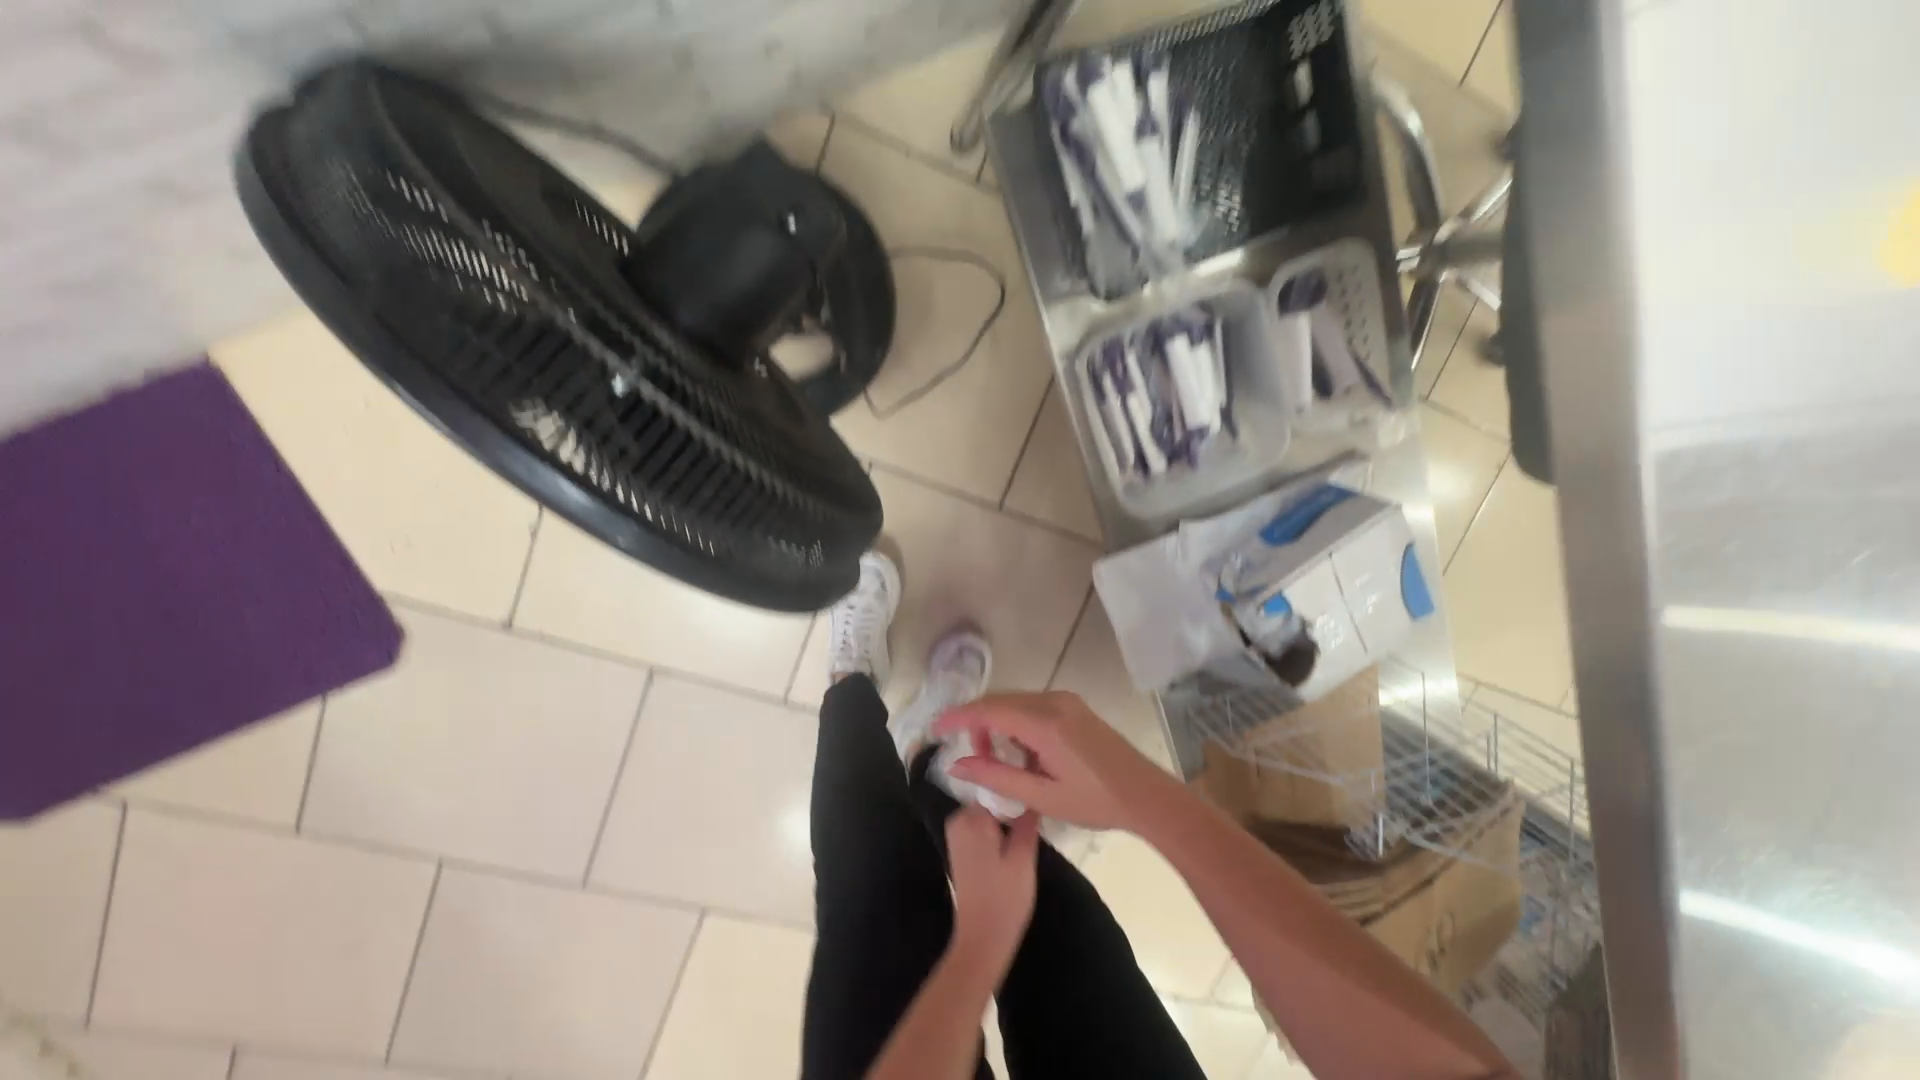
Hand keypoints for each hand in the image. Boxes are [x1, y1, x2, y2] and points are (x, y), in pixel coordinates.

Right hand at [934, 691, 1177, 831]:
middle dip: (977, 722)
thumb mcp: (1041, 797)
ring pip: (1016, 702)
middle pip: (1000, 701)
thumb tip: (957, 765)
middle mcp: (1054, 702)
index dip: (958, 717)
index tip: (934, 728)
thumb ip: (996, 778)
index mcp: (1045, 723)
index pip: (989, 710)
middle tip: (969, 755)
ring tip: (994, 758)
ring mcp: (1067, 702)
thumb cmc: (1095, 802)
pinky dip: (1016, 723)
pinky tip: (1021, 752)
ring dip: (997, 722)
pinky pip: (1033, 706)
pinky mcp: (1075, 708)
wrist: (1146, 795)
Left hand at [945, 805, 1038, 977]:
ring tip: (1031, 831)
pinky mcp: (961, 849)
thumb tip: (1033, 794)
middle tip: (1038, 820)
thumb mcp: (1023, 857)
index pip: (999, 788)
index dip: (1021, 793)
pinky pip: (984, 827)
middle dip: (1014, 808)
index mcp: (970, 818)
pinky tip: (1015, 844)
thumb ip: (1027, 821)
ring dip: (1009, 821)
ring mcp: (957, 835)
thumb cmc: (1005, 898)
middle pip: (993, 799)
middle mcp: (957, 821)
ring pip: (990, 814)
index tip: (1040, 798)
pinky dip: (999, 832)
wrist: (982, 939)